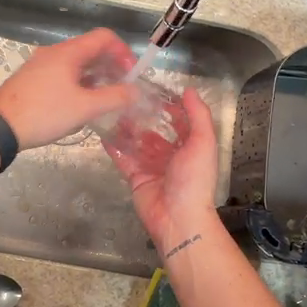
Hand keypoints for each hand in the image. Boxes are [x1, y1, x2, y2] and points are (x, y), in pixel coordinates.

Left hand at [0, 28, 140, 148]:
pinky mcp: (32, 79)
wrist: (0, 128)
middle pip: (90, 49)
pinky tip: (79, 105)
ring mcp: (40, 65)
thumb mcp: (85, 107)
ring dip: (94, 77)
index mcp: (68, 52)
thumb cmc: (45, 113)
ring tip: (103, 100)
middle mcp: (53, 52)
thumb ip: (115, 97)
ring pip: (75, 64)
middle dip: (111, 67)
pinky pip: (62, 74)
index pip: (104, 37)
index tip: (132, 75)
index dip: (123, 52)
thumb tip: (136, 91)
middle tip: (122, 90)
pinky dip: (77, 83)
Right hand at [106, 88, 220, 254]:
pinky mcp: (135, 178)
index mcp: (191, 147)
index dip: (171, 107)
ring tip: (113, 112)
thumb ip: (198, 115)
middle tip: (126, 99)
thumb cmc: (194, 178)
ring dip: (127, 130)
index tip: (154, 90)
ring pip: (137, 144)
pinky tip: (104, 133)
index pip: (181, 122)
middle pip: (155, 133)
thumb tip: (188, 90)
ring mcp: (152, 167)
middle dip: (143, 118)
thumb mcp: (203, 142)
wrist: (178, 216)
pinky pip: (123, 159)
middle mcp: (171, 156)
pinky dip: (114, 148)